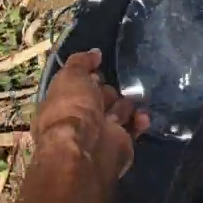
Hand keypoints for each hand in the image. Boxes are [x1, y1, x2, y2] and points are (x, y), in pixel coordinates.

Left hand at [31, 49, 146, 187]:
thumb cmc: (72, 109)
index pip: (78, 88)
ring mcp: (100, 135)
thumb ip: (81, 62)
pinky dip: (139, 120)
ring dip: (127, 104)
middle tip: (119, 85)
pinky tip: (141, 116)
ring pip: (119, 112)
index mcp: (62, 108)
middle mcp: (79, 123)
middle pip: (100, 99)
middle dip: (109, 91)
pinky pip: (133, 128)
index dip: (90, 77)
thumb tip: (95, 54)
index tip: (100, 68)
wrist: (86, 148)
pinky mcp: (119, 146)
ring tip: (133, 98)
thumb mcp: (70, 77)